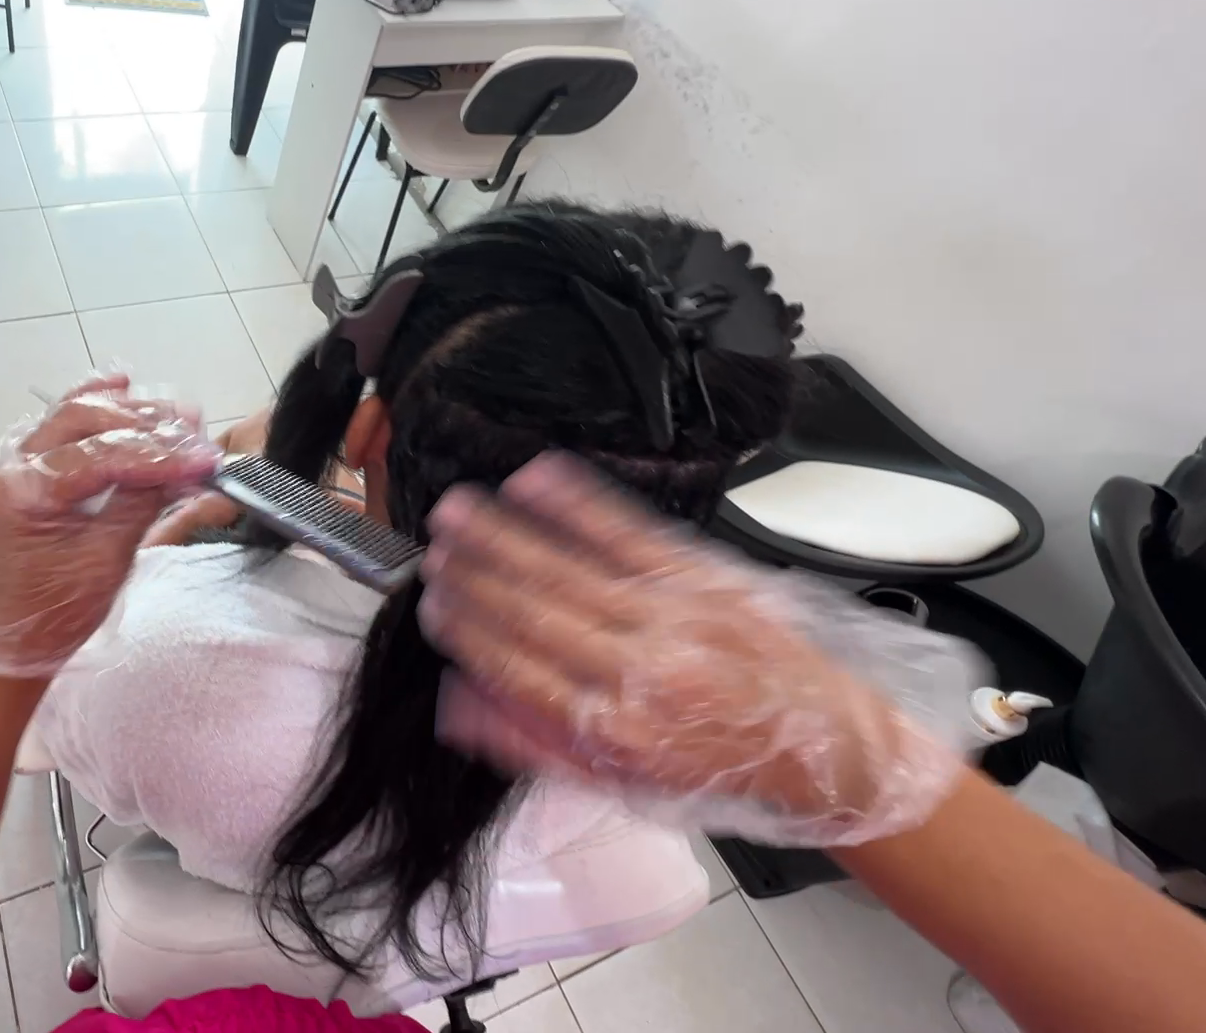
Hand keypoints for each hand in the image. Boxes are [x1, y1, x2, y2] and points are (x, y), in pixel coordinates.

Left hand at [0, 376, 221, 676]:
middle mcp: (14, 465)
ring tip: (176, 413)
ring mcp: (17, 462)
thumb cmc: (60, 610)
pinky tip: (120, 380)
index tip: (203, 458)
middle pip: (85, 420)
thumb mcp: (107, 561)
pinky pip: (62, 426)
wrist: (18, 639)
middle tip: (194, 427)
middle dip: (144, 423)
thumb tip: (186, 466)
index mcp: (25, 492)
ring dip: (126, 411)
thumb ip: (142, 504)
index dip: (158, 455)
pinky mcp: (29, 468)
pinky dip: (94, 404)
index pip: (102, 456)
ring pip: (75, 415)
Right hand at [417, 454, 972, 846]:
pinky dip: (574, 502)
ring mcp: (671, 616)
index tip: (432, 606)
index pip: (517, 670)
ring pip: (567, 567)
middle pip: (534, 612)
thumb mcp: (619, 779)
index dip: (467, 633)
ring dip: (504, 534)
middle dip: (473, 576)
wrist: (827, 744)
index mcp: (616, 728)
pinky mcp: (699, 577)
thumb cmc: (713, 766)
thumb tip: (458, 703)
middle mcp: (640, 670)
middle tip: (431, 550)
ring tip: (457, 509)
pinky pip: (625, 531)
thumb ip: (532, 740)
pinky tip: (534, 479)